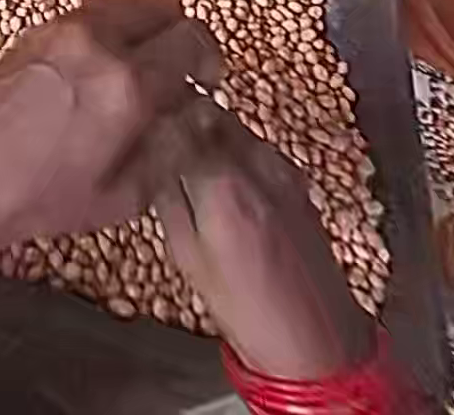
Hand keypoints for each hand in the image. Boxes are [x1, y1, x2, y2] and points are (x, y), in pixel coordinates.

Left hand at [0, 0, 221, 268]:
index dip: (210, 60)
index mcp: (127, 83)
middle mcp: (97, 41)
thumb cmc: (43, 194)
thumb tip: (198, 109)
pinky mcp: (37, 27)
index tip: (205, 84)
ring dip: (144, 25)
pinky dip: (109, 25)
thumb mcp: (124, 195)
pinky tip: (100, 64)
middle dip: (180, 36)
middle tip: (176, 72)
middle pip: (162, 6)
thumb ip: (174, 145)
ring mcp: (63, 27)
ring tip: (138, 66)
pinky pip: (90, 10)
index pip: (192, 40)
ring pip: (124, 0)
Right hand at [155, 105, 375, 379]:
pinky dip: (229, 140)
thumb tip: (145, 153)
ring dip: (202, 121)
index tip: (134, 117)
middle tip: (152, 120)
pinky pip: (252, 141)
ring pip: (230, 121)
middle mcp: (252, 166)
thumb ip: (165, 194)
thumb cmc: (242, 305)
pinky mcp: (296, 179)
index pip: (175, 123)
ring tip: (180, 140)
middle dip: (175, 109)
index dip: (151, 114)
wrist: (319, 343)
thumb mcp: (186, 253)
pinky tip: (216, 162)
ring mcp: (279, 170)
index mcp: (220, 185)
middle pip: (205, 111)